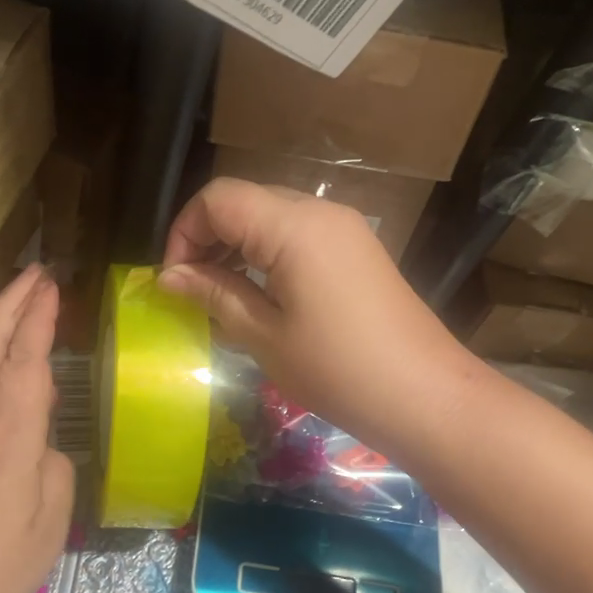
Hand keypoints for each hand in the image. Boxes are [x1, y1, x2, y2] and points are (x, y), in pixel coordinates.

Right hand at [158, 178, 478, 447]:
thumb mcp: (265, 336)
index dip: (184, 232)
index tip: (174, 280)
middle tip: (192, 290)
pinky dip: (269, 253)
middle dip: (209, 237)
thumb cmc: (337, 369)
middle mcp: (320, 211)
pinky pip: (300, 234)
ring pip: (273, 215)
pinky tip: (263, 295)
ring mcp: (345, 228)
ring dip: (238, 245)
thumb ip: (215, 295)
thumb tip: (168, 276)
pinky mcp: (359, 250)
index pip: (218, 198)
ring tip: (222, 295)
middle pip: (246, 200)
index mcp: (293, 225)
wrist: (423, 394)